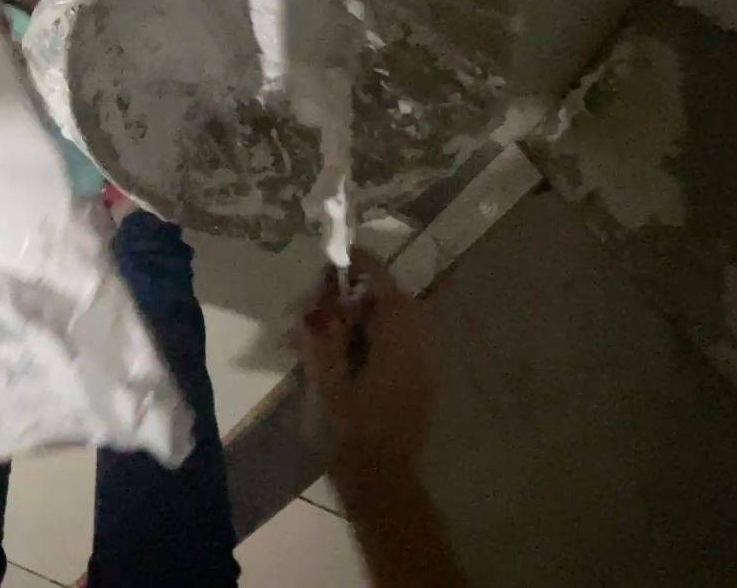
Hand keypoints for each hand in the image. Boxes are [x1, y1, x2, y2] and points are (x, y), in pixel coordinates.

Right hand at [294, 249, 435, 491]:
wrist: (380, 485)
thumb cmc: (349, 432)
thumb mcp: (324, 382)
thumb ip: (320, 338)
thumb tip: (316, 303)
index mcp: (398, 344)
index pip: (385, 287)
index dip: (364, 264)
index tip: (339, 251)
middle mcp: (417, 349)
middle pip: (391, 301)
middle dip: (357, 291)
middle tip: (321, 295)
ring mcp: (420, 368)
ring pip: (394, 322)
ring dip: (362, 313)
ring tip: (324, 323)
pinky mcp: (415, 383)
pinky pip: (395, 342)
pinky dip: (370, 333)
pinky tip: (340, 348)